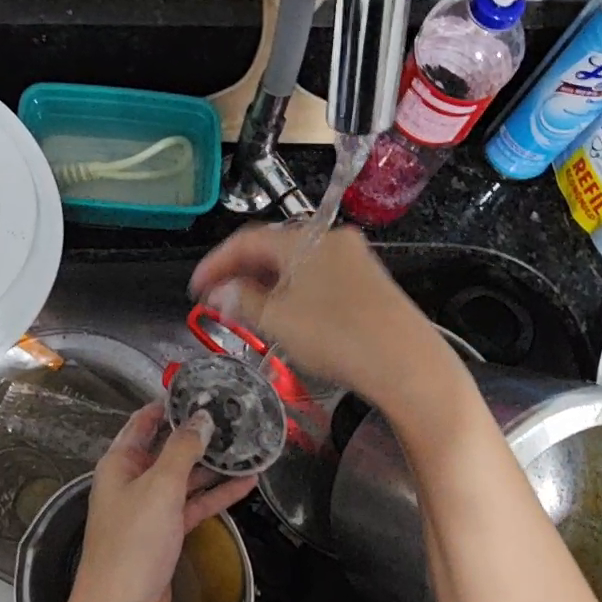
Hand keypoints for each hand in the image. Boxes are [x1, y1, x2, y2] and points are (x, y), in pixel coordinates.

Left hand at [61, 404, 256, 601]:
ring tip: (251, 446)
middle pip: (169, 449)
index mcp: (120, 464)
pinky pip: (194, 506)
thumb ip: (182, 450)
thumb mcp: (160, 488)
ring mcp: (150, 509)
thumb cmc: (132, 545)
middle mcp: (132, 481)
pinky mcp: (166, 534)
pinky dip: (217, 496)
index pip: (144, 422)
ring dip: (215, 466)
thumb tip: (201, 418)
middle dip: (200, 434)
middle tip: (238, 417)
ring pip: (186, 478)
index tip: (204, 390)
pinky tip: (247, 484)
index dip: (171, 404)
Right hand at [188, 224, 454, 415]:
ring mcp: (354, 259)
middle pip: (274, 249)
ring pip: (297, 265)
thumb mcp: (278, 320)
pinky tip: (288, 317)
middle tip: (218, 301)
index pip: (247, 240)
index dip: (216, 263)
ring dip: (267, 285)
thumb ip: (241, 301)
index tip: (195, 288)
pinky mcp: (369, 283)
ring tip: (248, 313)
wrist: (406, 362)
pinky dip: (294, 293)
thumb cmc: (337, 337)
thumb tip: (218, 291)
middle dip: (242, 274)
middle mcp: (331, 239)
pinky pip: (319, 278)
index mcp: (305, 239)